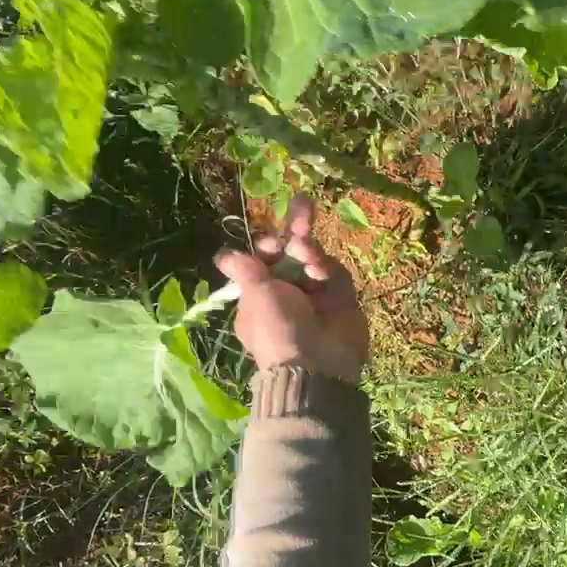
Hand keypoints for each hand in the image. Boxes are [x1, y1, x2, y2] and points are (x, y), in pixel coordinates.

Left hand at [215, 194, 369, 383]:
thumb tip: (225, 254)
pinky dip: (326, 268)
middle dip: (296, 230)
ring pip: (313, 259)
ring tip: (307, 250)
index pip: (264, 260)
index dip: (269, 247)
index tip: (272, 244)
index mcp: (261, 296)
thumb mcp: (257, 296)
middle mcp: (288, 293)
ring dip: (309, 251)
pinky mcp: (341, 297)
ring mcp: (316, 294)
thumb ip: (247, 270)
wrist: (319, 363)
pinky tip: (320, 270)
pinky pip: (334, 273)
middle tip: (304, 202)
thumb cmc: (279, 329)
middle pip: (291, 253)